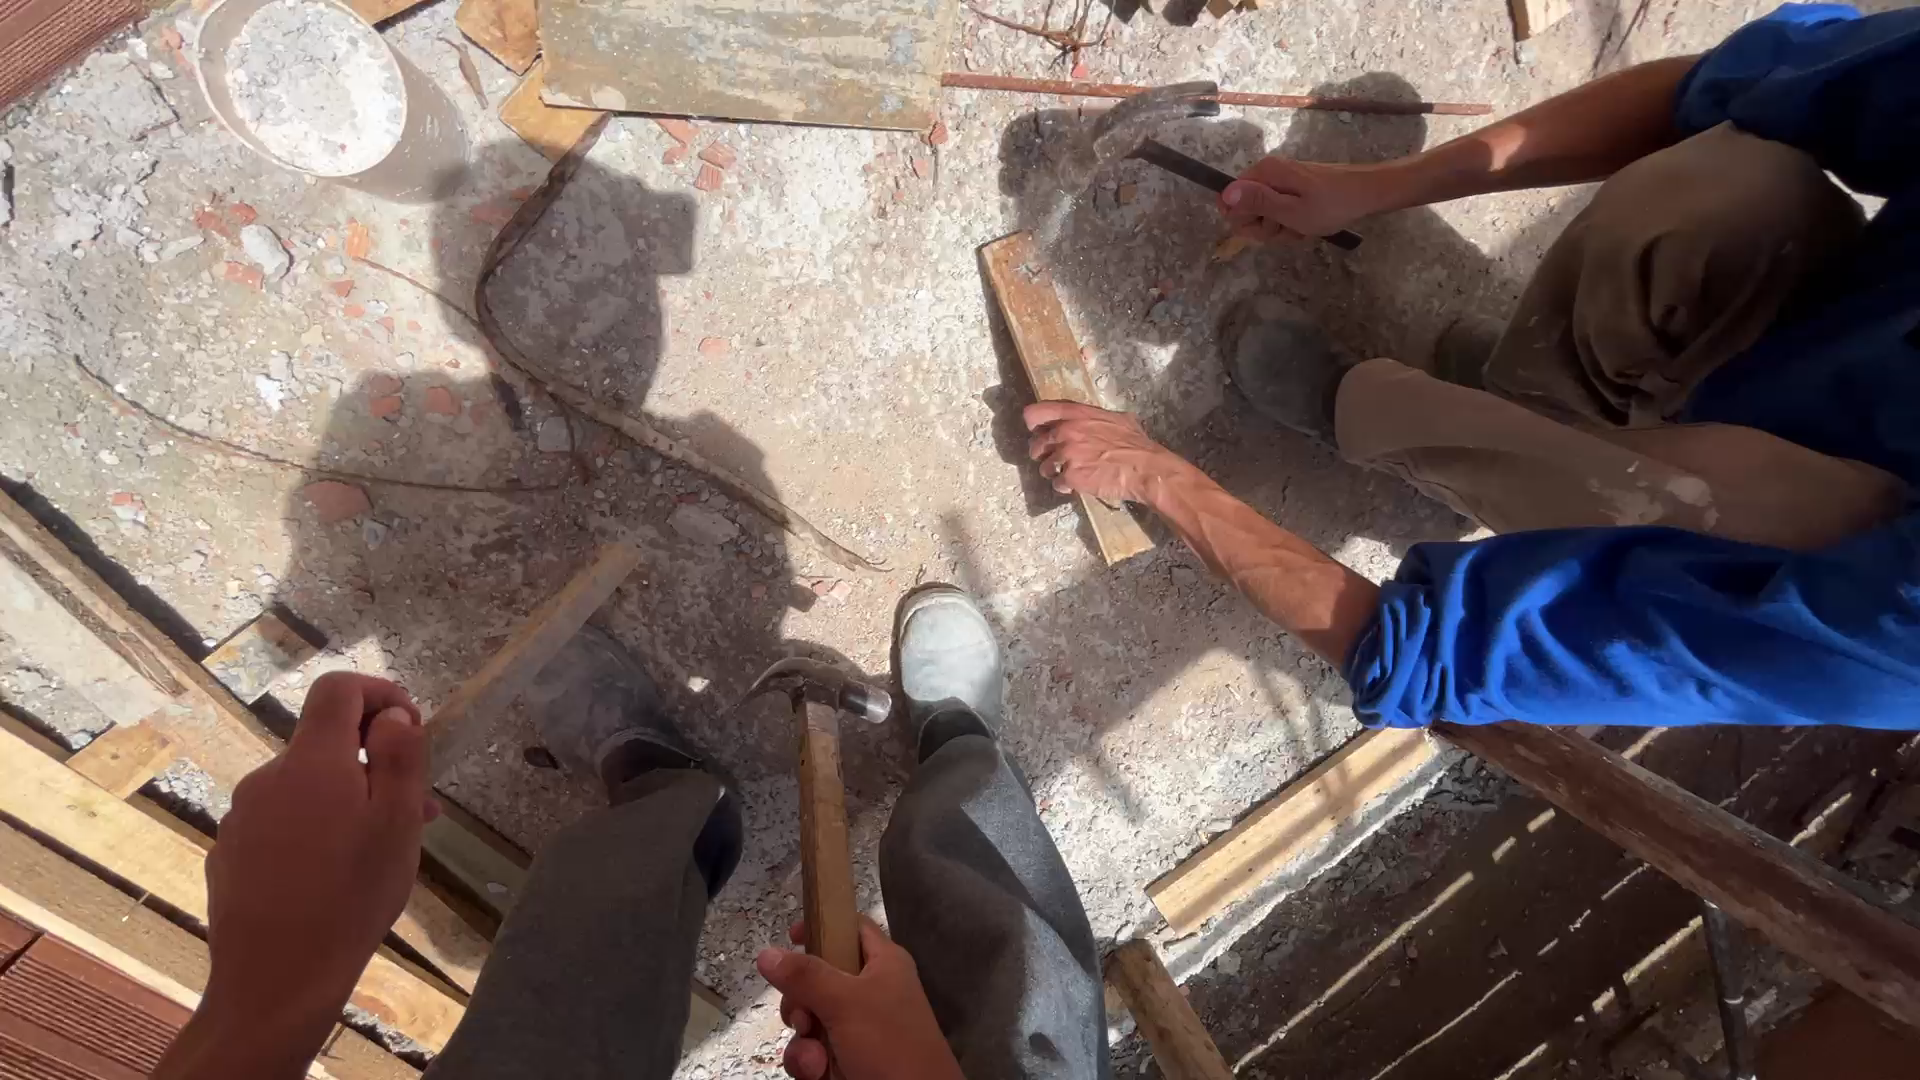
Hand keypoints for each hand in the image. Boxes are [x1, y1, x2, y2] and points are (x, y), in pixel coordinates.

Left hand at [158, 673, 433, 1078]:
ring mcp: (242, 816)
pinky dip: (322, 818)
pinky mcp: (232, 850)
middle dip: (376, 753)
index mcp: (311, 764)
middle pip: (326, 738)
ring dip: (353, 790)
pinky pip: (286, 813)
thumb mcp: (399, 816)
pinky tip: (342, 863)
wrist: (278, 979)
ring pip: (310, 780)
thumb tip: (393, 714)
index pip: (337, 689)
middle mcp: (267, 779)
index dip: (381, 692)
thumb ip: (400, 754)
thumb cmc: (355, 890)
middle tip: (417, 797)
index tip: (411, 726)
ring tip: (387, 837)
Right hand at [758, 917, 963, 1079]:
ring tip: (814, 1059)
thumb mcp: (846, 1002)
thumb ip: (806, 976)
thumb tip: (766, 952)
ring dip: (803, 1040)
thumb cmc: (889, 1042)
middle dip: (800, 1000)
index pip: (850, 927)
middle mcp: (871, 990)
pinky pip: (815, 1052)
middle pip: (820, 977)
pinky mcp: (848, 1061)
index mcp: (882, 962)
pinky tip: (816, 1075)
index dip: (822, 925)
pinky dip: (810, 1063)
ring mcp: (859, 1028)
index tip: (790, 936)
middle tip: (802, 1016)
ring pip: (812, 1020)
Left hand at [1024, 401, 1194, 504]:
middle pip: (1035, 444)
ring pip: (1043, 467)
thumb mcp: (1116, 419)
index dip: (1033, 424)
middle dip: (1043, 454)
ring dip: (1053, 472)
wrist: (1144, 468)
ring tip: (1069, 474)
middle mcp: (1066, 432)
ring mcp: (1066, 454)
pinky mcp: (1070, 476)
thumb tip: (1088, 419)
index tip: (1037, 432)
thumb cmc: (1135, 443)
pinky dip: (1065, 486)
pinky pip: (1057, 484)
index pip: (1035, 414)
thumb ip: (1093, 417)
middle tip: (1055, 460)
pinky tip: (1077, 485)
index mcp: (1075, 414)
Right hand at [1220, 157, 1394, 242]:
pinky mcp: (1289, 189)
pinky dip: (1287, 224)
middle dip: (1262, 227)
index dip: (1243, 220)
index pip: (1228, 201)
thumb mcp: (1291, 211)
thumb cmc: (1331, 205)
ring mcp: (1279, 182)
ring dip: (1277, 229)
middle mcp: (1267, 173)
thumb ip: (1257, 202)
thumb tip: (1225, 194)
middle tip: (1286, 227)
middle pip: (1243, 210)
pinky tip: (1303, 225)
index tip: (1266, 224)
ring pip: (1260, 216)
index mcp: (1264, 174)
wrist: (1367, 194)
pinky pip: (1275, 213)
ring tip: (1299, 227)